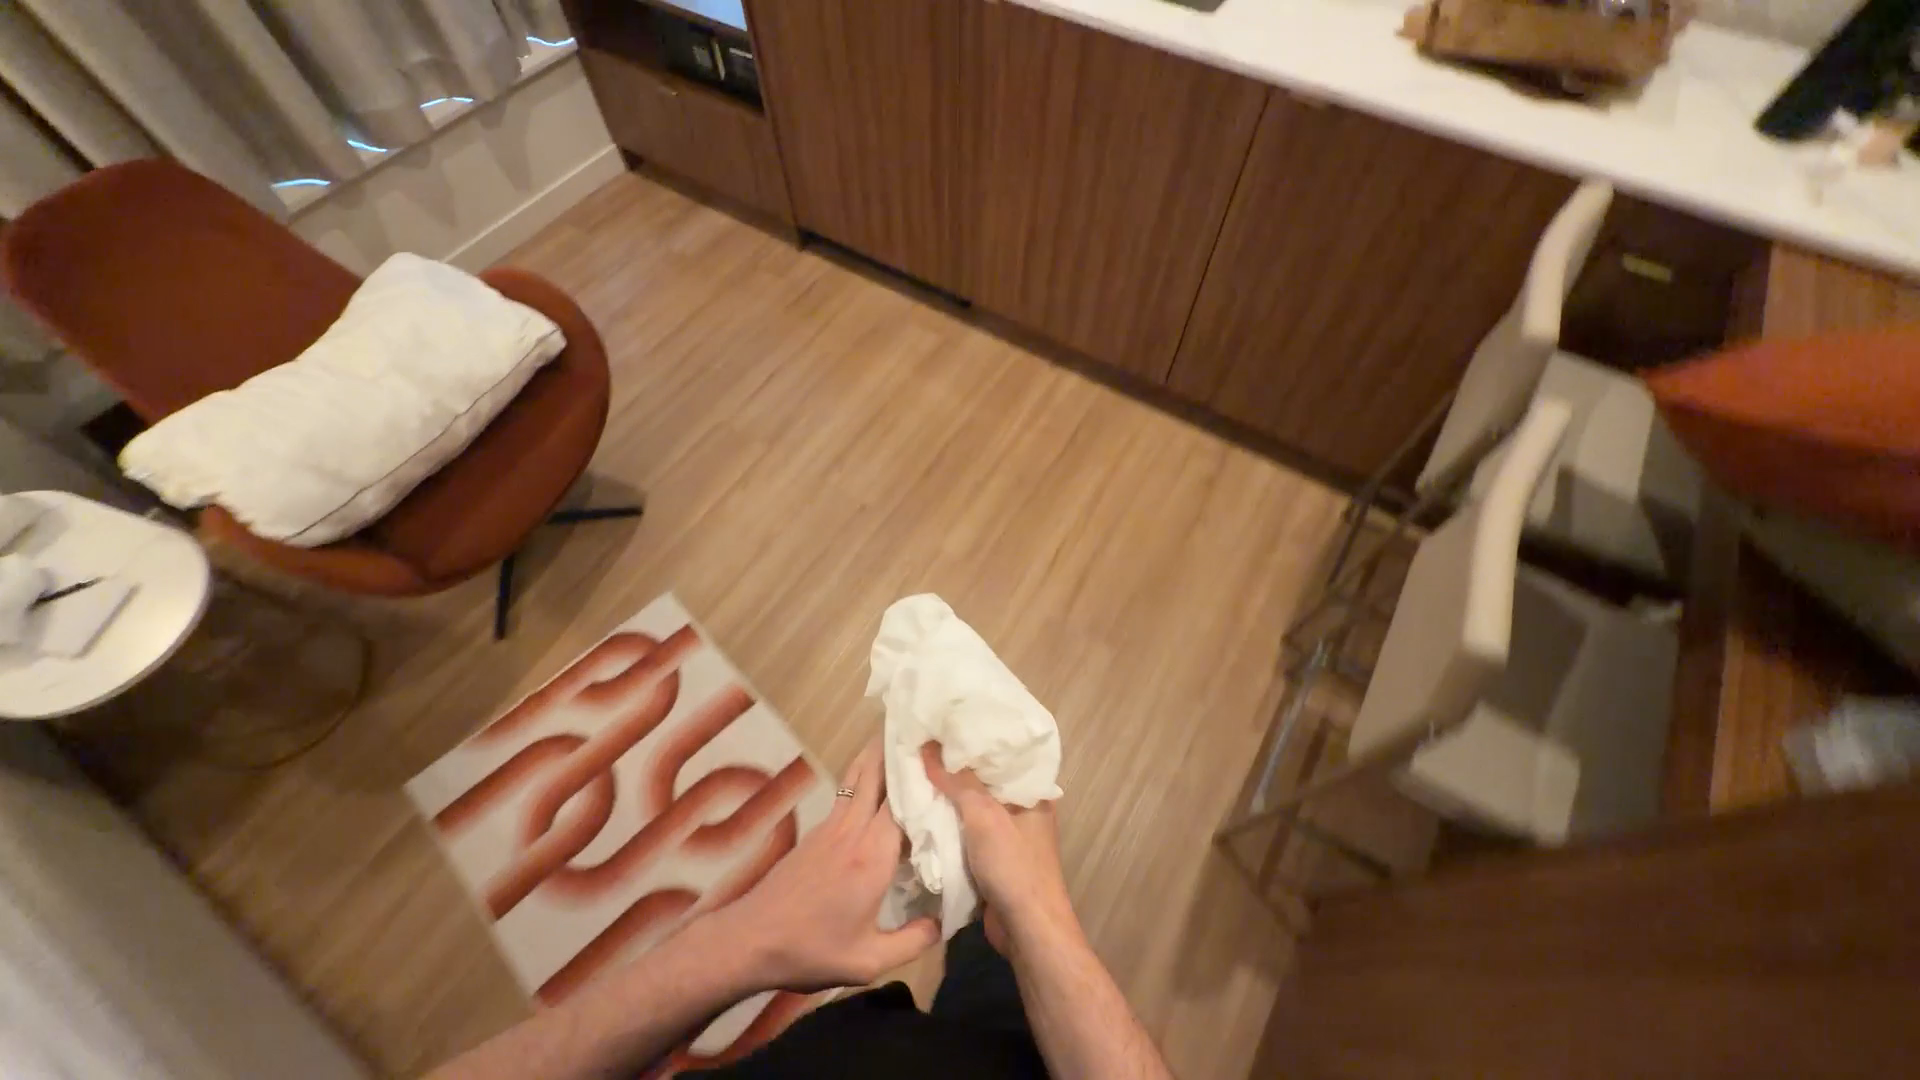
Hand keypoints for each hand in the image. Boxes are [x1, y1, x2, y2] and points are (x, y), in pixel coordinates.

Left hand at [720, 740, 940, 991]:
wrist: (750, 940)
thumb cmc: (812, 950)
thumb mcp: (868, 961)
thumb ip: (913, 941)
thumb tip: (945, 920)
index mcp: (873, 855)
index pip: (906, 803)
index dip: (927, 779)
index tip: (948, 757)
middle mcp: (854, 829)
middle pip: (877, 773)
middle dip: (899, 747)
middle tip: (924, 726)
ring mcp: (832, 826)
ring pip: (858, 776)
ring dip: (878, 754)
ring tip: (899, 733)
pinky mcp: (818, 832)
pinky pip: (848, 793)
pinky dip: (865, 777)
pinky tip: (877, 782)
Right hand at [921, 743, 1075, 955]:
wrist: (1027, 930)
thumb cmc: (1014, 865)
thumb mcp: (984, 816)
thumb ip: (957, 781)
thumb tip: (927, 745)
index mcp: (1031, 791)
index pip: (1001, 753)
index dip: (972, 738)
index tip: (940, 723)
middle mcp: (1022, 808)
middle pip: (983, 779)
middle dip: (954, 768)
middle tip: (919, 745)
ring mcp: (1007, 835)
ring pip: (972, 807)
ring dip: (947, 798)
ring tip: (913, 771)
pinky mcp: (993, 858)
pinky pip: (967, 832)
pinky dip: (948, 824)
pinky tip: (922, 811)